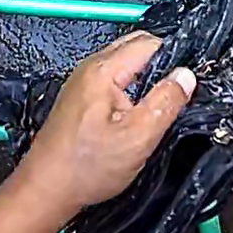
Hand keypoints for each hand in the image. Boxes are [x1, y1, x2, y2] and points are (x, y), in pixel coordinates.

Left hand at [11, 32, 194, 220]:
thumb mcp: (138, 137)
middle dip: (161, 66)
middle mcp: (90, 67)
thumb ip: (165, 102)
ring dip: (145, 79)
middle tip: (173, 96)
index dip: (174, 59)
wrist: (46, 190)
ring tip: (155, 108)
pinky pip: (114, 79)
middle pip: (137, 47)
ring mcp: (83, 81)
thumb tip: (186, 75)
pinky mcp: (81, 96)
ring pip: (126, 64)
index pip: (150, 43)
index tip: (185, 83)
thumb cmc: (85, 167)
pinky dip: (130, 90)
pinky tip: (135, 116)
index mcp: (103, 70)